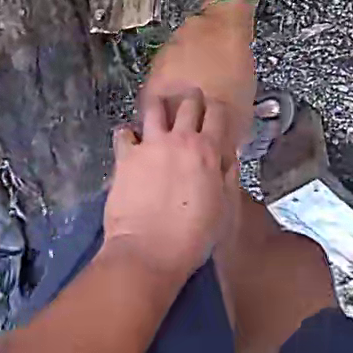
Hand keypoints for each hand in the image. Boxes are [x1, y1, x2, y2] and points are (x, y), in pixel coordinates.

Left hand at [101, 89, 228, 284]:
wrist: (148, 254)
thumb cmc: (192, 239)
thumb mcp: (223, 210)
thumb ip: (227, 178)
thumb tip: (229, 157)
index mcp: (207, 151)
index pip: (217, 115)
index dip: (217, 108)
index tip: (215, 110)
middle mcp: (180, 139)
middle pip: (189, 103)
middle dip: (192, 98)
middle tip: (191, 100)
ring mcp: (151, 144)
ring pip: (155, 107)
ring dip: (158, 105)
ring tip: (158, 109)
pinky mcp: (126, 156)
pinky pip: (124, 133)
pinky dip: (127, 134)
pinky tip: (128, 140)